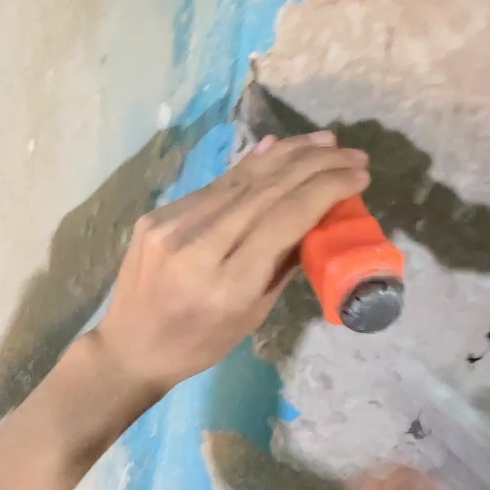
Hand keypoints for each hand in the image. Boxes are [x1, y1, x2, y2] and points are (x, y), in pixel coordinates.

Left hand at [92, 131, 369, 391]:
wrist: (129, 347)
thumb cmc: (199, 344)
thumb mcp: (251, 315)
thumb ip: (284, 263)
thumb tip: (319, 215)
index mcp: (226, 284)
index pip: (285, 218)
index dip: (326, 189)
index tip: (360, 175)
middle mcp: (196, 247)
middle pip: (266, 191)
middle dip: (315, 165)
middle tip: (351, 152)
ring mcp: (170, 227)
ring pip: (239, 180)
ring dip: (286, 156)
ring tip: (323, 142)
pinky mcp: (155, 217)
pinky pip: (213, 188)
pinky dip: (248, 169)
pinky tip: (276, 153)